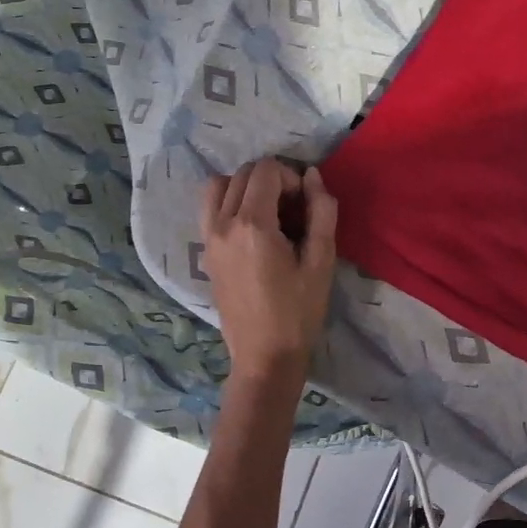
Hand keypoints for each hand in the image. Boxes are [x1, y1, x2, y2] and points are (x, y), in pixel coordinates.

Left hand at [200, 158, 338, 385]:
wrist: (264, 357)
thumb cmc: (298, 311)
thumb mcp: (321, 260)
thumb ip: (321, 211)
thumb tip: (312, 176)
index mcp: (252, 225)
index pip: (266, 170)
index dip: (291, 178)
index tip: (305, 206)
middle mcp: (223, 224)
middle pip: (244, 173)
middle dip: (272, 180)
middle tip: (293, 211)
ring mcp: (208, 238)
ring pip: (219, 185)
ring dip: (246, 187)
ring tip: (269, 213)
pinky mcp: (205, 252)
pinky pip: (210, 208)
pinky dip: (230, 202)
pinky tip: (253, 228)